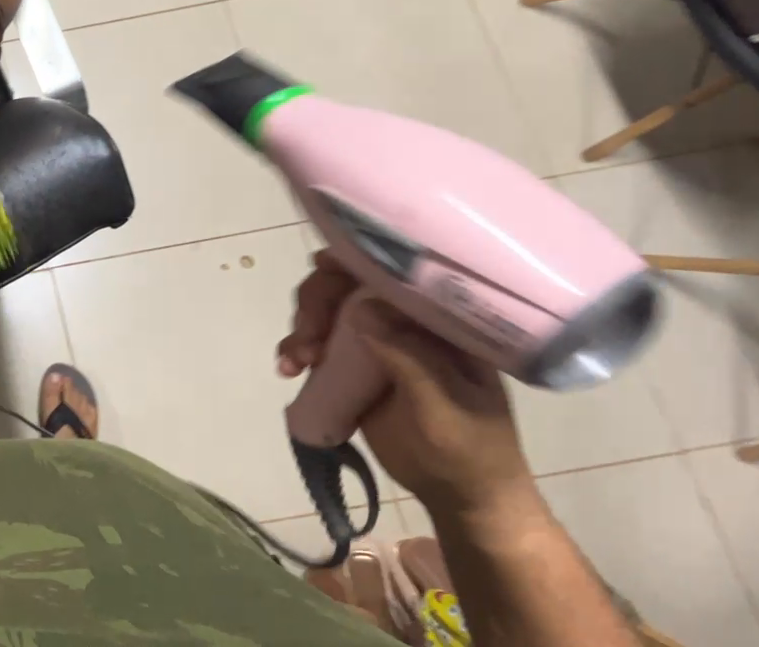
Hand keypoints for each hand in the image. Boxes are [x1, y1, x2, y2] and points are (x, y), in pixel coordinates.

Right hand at [277, 251, 534, 518]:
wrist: (461, 498)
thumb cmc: (470, 450)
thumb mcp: (445, 406)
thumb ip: (409, 358)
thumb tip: (360, 309)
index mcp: (439, 320)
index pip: (393, 272)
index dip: (356, 260)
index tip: (324, 269)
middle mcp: (405, 320)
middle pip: (348, 285)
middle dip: (317, 302)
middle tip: (306, 336)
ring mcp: (376, 341)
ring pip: (326, 310)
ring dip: (302, 327)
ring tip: (294, 361)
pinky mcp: (352, 366)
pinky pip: (317, 343)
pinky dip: (296, 349)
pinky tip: (288, 369)